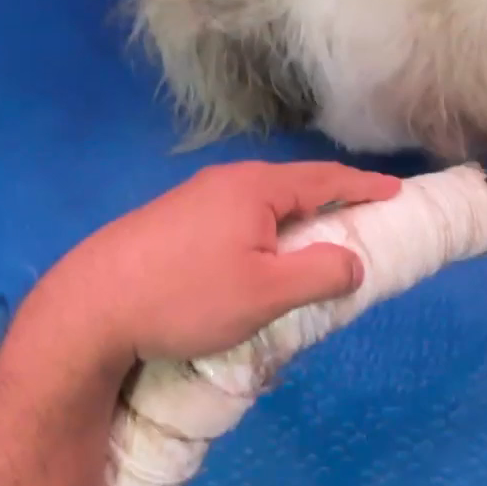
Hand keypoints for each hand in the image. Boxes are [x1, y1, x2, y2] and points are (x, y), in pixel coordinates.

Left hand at [25, 161, 401, 370]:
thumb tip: (354, 261)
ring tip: (313, 241)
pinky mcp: (172, 220)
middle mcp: (226, 181)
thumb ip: (319, 274)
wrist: (90, 307)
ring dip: (294, 217)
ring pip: (261, 202)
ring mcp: (194, 198)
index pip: (325, 178)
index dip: (364, 186)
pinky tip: (256, 255)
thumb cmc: (186, 297)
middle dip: (331, 198)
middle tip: (360, 218)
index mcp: (255, 188)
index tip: (396, 192)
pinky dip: (264, 228)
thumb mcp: (264, 294)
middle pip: (293, 185)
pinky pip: (235, 215)